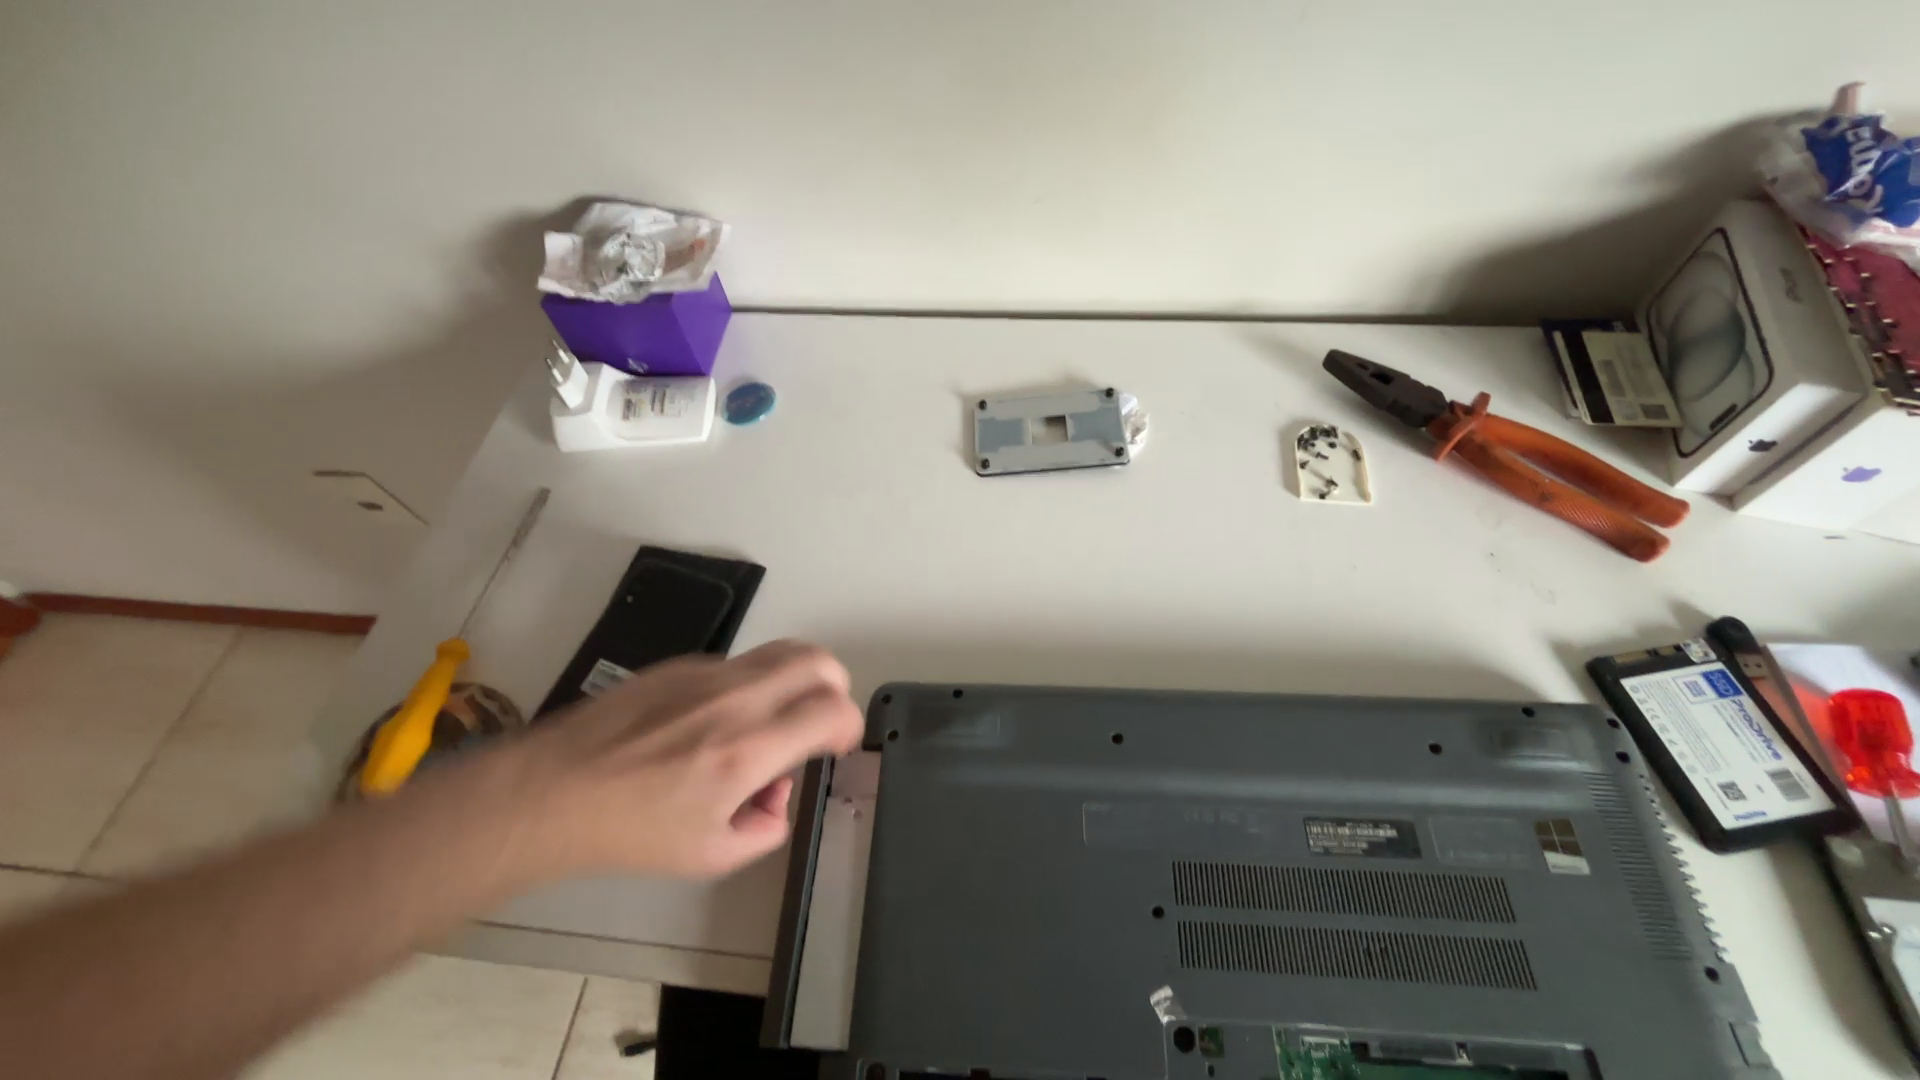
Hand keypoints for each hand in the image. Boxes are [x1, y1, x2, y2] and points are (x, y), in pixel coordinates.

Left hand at [502, 641, 864, 880]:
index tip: (838, 745)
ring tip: (771, 720)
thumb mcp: (711, 856)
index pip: (832, 711)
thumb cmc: (632, 831)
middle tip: (820, 720)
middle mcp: (736, 699)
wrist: (553, 791)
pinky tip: (715, 723)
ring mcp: (706, 673)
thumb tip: (776, 792)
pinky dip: (750, 686)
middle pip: (818, 662)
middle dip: (836, 688)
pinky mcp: (679, 664)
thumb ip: (767, 827)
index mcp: (747, 750)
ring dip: (795, 682)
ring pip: (781, 652)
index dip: (849, 726)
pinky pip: (738, 663)